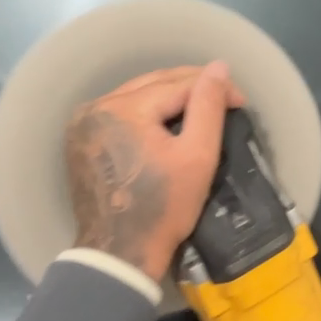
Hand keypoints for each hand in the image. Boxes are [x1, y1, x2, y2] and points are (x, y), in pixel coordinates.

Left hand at [63, 62, 244, 278]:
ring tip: (198, 110)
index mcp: (123, 108)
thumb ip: (208, 107)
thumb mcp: (197, 156)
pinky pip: (119, 114)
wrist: (119, 253)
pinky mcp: (80, 141)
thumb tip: (219, 66)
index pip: (178, 84)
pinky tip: (165, 124)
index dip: (214, 89)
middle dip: (191, 88)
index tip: (241, 102)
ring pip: (136, 96)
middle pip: (154, 84)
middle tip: (224, 100)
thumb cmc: (163, 207)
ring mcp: (83, 124)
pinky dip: (144, 114)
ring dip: (168, 98)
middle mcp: (96, 107)